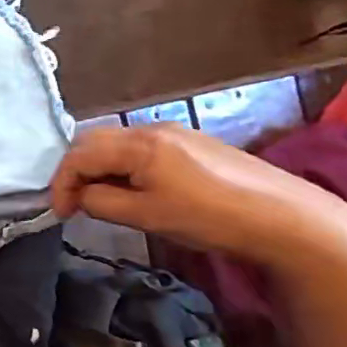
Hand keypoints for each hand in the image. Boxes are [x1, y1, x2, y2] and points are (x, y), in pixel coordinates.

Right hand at [50, 123, 346, 274]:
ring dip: (99, 168)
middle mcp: (152, 128)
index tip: (60, 214)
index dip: (61, 183)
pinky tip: (133, 189)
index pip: (79, 155)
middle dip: (75, 171)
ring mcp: (175, 133)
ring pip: (117, 143)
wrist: (285, 218)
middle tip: (74, 204)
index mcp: (139, 143)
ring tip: (101, 200)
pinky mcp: (191, 144)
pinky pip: (140, 148)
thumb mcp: (146, 216)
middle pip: (94, 141)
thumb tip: (82, 196)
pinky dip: (122, 166)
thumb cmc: (210, 217)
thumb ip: (102, 203)